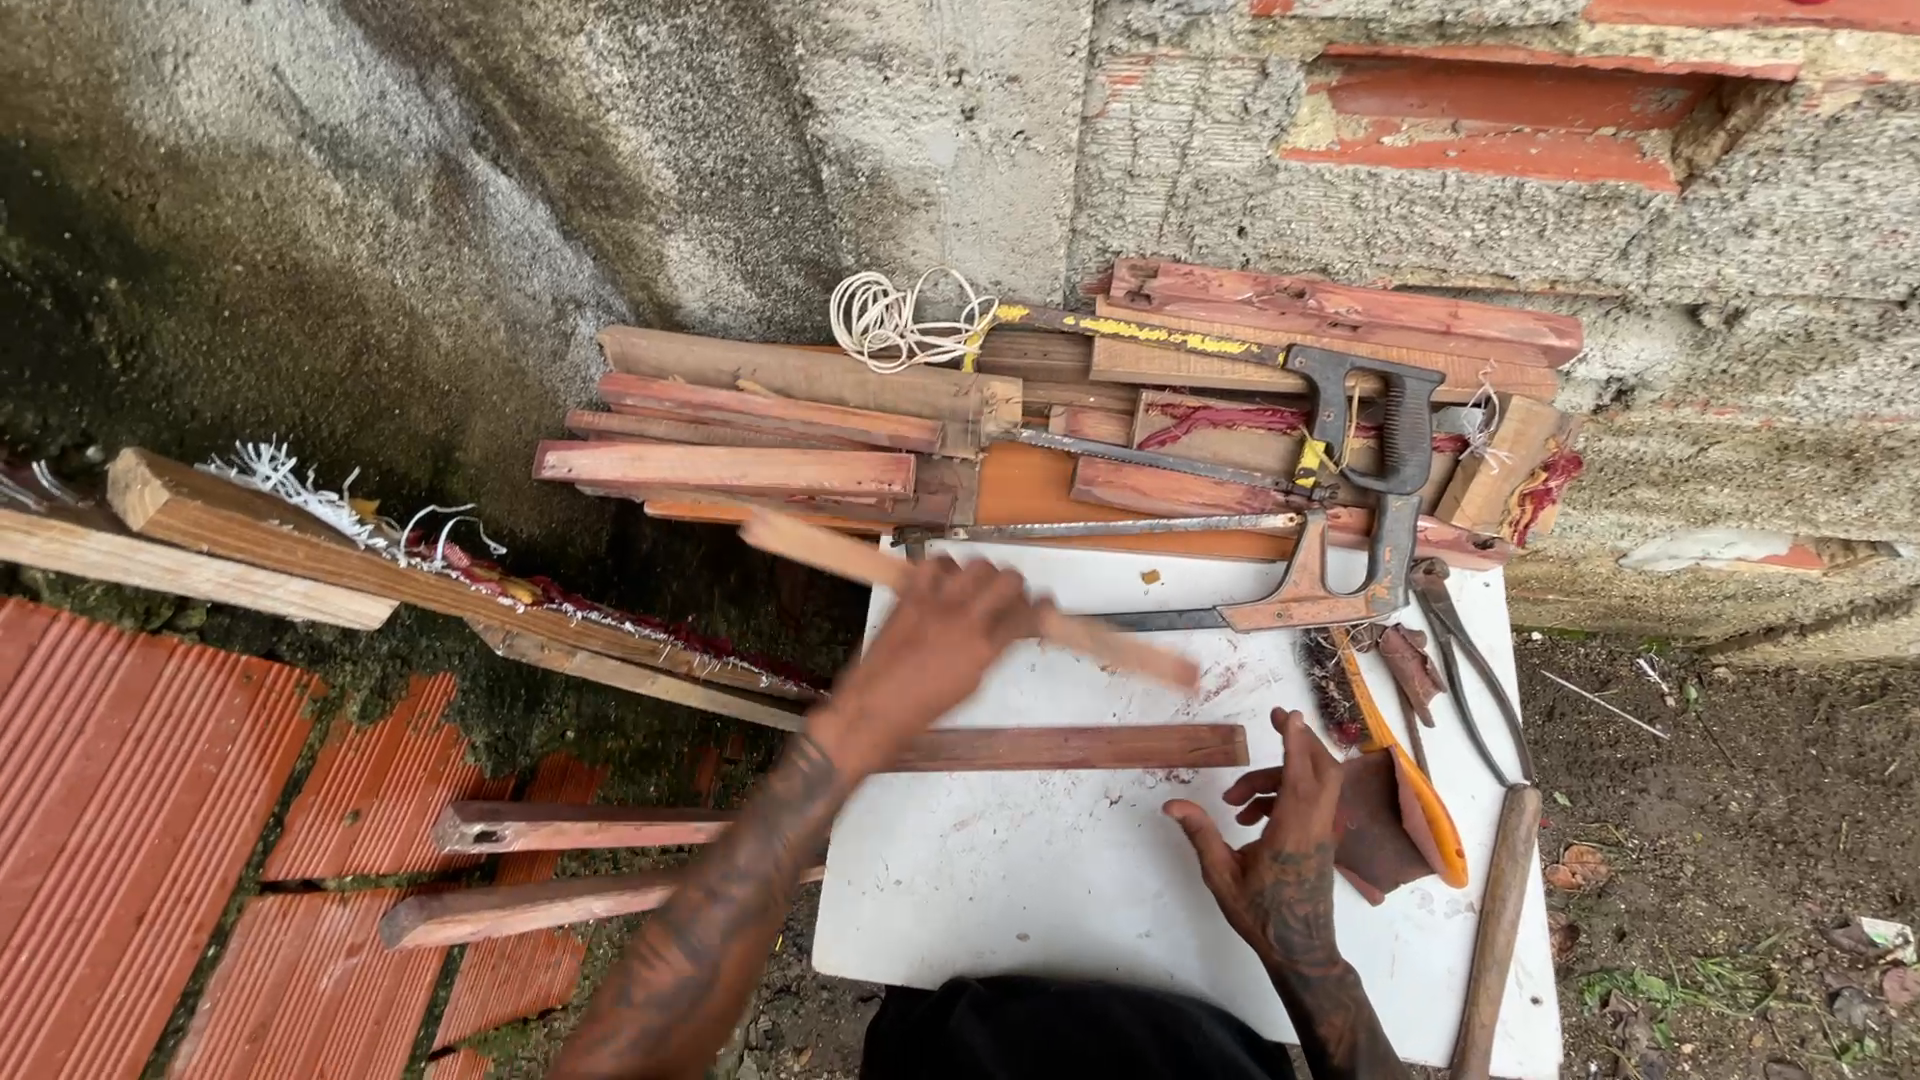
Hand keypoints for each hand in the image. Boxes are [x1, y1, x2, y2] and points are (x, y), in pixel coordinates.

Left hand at [810, 556, 1045, 775]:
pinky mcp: (910, 595)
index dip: (1042, 607)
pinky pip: (934, 563)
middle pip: (1008, 580)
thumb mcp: (971, 686)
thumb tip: (1001, 633)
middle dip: (1017, 586)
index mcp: (984, 650)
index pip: (1027, 615)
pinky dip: (945, 568)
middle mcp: (965, 620)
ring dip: (984, 574)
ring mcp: (936, 603)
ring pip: (977, 565)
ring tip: (977, 587)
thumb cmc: (924, 709)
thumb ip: (990, 653)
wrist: (875, 706)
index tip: (1044, 604)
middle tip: (1010, 596)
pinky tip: (945, 582)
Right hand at [1164, 708, 1344, 973]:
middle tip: (1276, 721)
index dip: (1295, 741)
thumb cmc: (1259, 914)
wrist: (1300, 951)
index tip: (1287, 714)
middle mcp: (1314, 827)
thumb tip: (1171, 804)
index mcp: (1293, 831)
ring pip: (1314, 785)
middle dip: (1300, 740)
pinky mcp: (1320, 842)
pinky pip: (1308, 802)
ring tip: (1233, 798)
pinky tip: (1249, 817)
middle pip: (1324, 769)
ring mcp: (1322, 834)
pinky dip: (1281, 795)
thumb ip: (1200, 833)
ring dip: (1274, 777)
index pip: (1300, 775)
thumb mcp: (1221, 875)